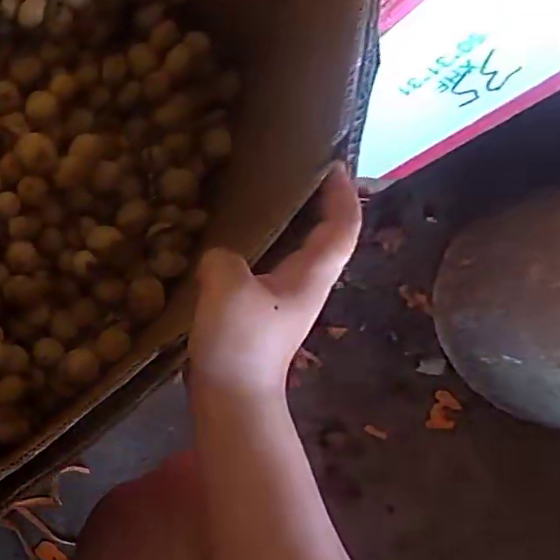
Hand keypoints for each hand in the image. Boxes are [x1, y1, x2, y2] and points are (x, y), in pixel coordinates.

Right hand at [188, 163, 360, 397]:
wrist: (231, 395)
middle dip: (312, 203)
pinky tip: (221, 246)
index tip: (330, 163)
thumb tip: (217, 255)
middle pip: (320, 236)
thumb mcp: (227, 286)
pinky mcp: (255, 314)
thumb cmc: (240, 341)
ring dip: (279, 226)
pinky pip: (259, 270)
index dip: (342, 193)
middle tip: (284, 174)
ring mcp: (279, 302)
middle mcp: (303, 285)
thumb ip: (223, 256)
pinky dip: (250, 249)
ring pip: (288, 252)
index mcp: (310, 275)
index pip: (342, 226)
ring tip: (250, 202)